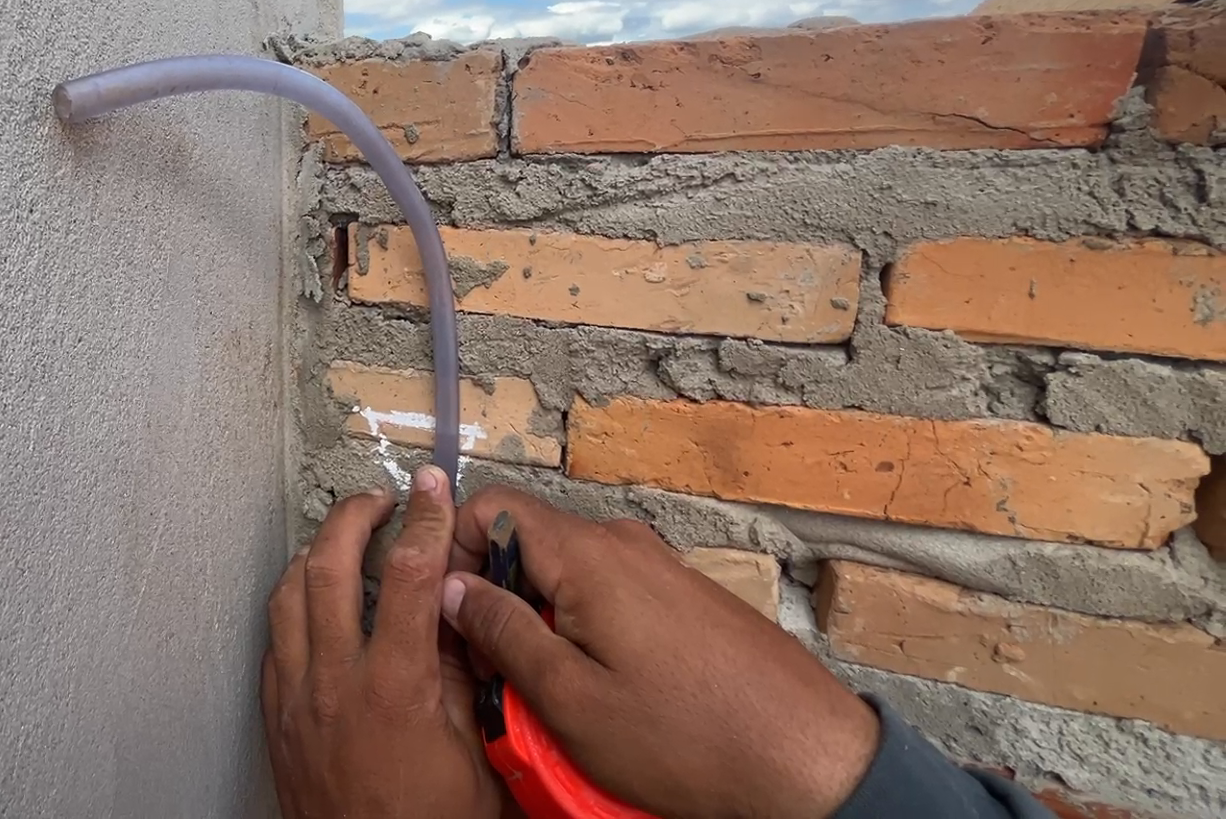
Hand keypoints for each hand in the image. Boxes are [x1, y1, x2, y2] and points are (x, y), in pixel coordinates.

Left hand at [260, 466, 503, 818]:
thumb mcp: (475, 755)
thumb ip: (465, 674)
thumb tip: (458, 609)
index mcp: (394, 689)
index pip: (411, 576)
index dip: (426, 521)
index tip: (432, 490)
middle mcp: (335, 682)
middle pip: (328, 565)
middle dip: (353, 516)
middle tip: (377, 499)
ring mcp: (296, 696)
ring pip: (287, 593)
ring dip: (313, 552)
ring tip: (340, 538)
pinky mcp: (276, 714)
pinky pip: (274, 637)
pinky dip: (292, 602)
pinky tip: (312, 600)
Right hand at [441, 487, 878, 818]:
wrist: (823, 769)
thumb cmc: (689, 737)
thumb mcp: (572, 698)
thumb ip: (501, 631)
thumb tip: (449, 585)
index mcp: (584, 552)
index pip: (489, 504)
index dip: (454, 547)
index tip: (452, 609)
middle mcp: (618, 540)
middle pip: (524, 538)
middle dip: (495, 592)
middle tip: (496, 664)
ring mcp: (654, 563)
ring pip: (563, 567)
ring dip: (537, 613)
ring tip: (549, 682)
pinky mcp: (680, 591)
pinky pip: (605, 588)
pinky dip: (580, 621)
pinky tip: (601, 680)